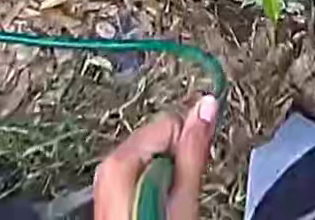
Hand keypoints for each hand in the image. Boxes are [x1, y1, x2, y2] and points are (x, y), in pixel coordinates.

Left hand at [93, 95, 217, 219]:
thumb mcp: (182, 202)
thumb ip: (193, 149)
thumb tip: (207, 105)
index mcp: (121, 162)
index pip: (170, 123)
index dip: (187, 147)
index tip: (189, 176)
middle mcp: (109, 166)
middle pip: (159, 137)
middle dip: (175, 161)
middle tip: (178, 197)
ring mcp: (108, 183)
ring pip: (153, 156)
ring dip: (167, 175)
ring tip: (167, 208)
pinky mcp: (111, 197)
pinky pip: (143, 173)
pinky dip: (156, 186)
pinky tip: (157, 211)